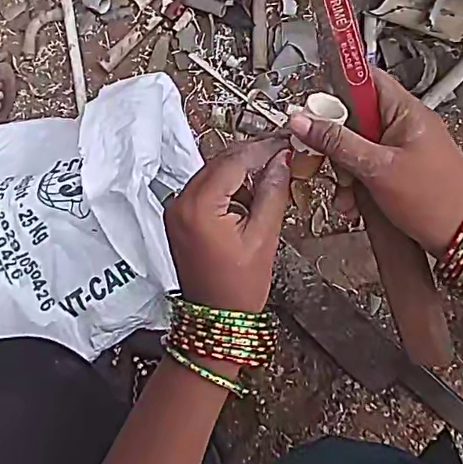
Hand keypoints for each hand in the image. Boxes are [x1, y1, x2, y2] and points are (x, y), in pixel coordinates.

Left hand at [164, 137, 291, 313]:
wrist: (216, 320)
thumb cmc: (237, 288)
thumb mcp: (263, 236)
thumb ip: (272, 192)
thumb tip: (282, 160)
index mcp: (199, 207)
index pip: (234, 161)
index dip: (264, 149)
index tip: (285, 143)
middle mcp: (181, 203)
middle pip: (221, 162)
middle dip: (253, 156)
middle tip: (283, 154)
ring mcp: (177, 210)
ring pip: (214, 173)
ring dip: (241, 171)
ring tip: (272, 178)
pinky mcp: (179, 217)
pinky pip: (206, 188)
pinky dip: (229, 186)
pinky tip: (251, 196)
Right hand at [287, 68, 462, 253]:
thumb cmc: (436, 199)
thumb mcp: (377, 168)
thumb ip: (338, 143)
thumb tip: (304, 121)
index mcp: (404, 110)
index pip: (364, 79)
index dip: (335, 89)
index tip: (312, 107)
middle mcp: (402, 124)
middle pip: (353, 116)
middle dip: (334, 141)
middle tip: (322, 158)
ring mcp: (399, 147)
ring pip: (356, 145)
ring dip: (343, 169)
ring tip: (345, 191)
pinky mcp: (397, 170)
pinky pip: (366, 167)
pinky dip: (355, 184)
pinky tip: (353, 203)